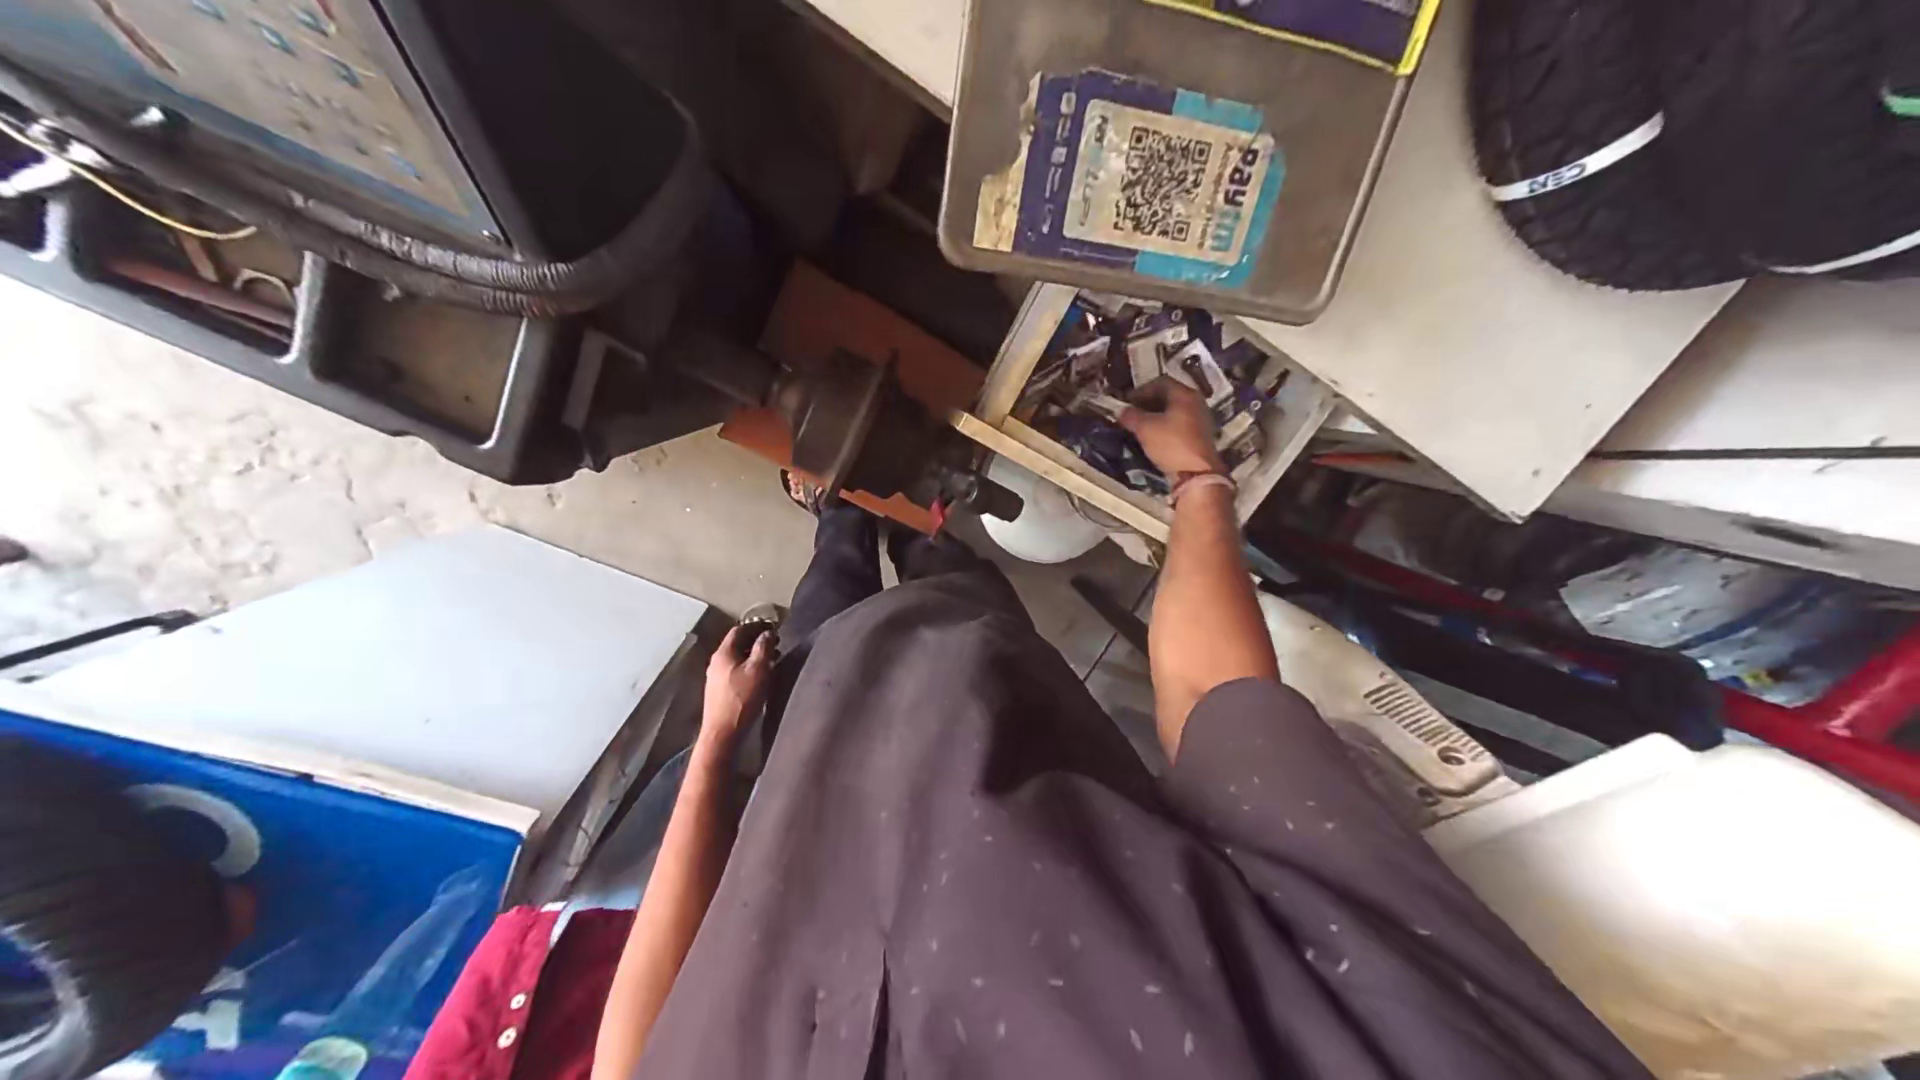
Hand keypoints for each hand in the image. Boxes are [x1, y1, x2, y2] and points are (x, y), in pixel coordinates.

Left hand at [700, 625, 775, 753]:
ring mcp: (715, 676)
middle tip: (775, 642)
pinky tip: (760, 674)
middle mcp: (716, 661)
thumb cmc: (743, 699)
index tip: (773, 627)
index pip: (739, 629)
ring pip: (736, 656)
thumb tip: (768, 632)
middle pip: (737, 642)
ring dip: (753, 653)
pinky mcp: (718, 689)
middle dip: (756, 639)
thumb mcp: (759, 670)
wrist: (723, 732)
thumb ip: (764, 647)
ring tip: (772, 658)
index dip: (757, 625)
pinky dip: (748, 665)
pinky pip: (735, 668)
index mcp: (724, 653)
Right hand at [1119, 378, 1225, 477]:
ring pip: (1174, 410)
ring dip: (1155, 415)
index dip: (1140, 390)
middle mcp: (1195, 402)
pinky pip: (1179, 423)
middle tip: (1131, 413)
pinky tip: (1153, 436)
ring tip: (1139, 425)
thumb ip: (1131, 416)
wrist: (1196, 473)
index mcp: (1184, 394)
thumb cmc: (1170, 444)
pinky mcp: (1200, 435)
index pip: (1160, 382)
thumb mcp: (1145, 428)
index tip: (1126, 402)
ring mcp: (1200, 419)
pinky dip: (1165, 425)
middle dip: (1147, 402)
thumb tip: (1121, 411)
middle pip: (1168, 395)